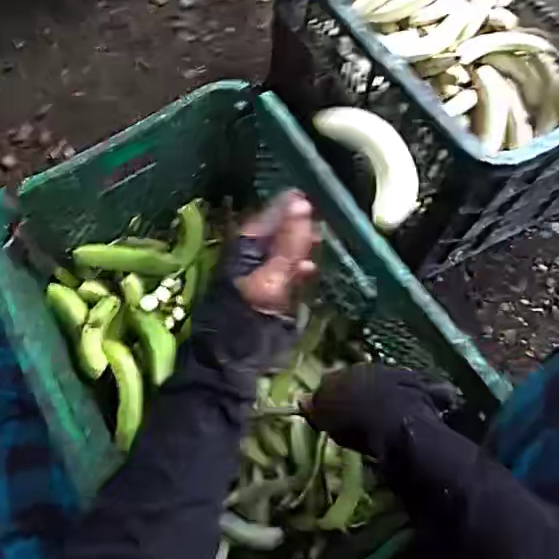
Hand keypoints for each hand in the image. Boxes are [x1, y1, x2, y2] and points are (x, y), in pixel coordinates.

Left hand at [189, 192, 318, 389]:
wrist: (232, 361)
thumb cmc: (247, 317)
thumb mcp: (271, 279)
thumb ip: (289, 245)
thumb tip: (303, 205)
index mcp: (242, 246)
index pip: (268, 215)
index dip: (290, 206)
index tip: (315, 197)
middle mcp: (248, 255)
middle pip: (276, 231)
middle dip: (300, 225)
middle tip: (326, 219)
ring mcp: (256, 274)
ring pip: (282, 251)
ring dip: (302, 245)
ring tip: (324, 241)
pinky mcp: (265, 293)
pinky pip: (283, 271)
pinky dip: (298, 268)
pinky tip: (311, 269)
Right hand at [305, 364, 460, 463]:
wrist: (397, 424)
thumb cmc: (354, 422)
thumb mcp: (325, 418)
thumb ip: (314, 407)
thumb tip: (302, 399)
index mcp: (342, 371)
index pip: (331, 380)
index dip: (330, 396)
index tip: (331, 410)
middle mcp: (368, 366)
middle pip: (358, 379)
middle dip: (356, 392)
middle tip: (356, 412)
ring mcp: (394, 374)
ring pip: (382, 383)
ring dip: (380, 394)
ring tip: (379, 414)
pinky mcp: (418, 387)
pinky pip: (405, 391)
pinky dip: (403, 399)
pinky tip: (401, 413)